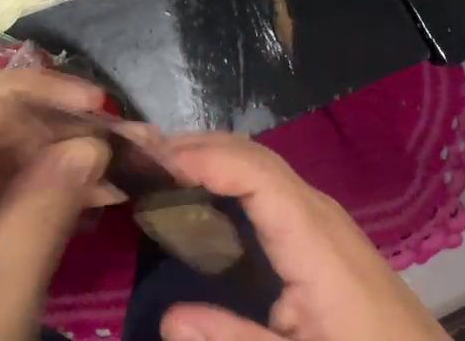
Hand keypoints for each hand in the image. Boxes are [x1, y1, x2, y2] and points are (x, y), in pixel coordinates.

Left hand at [0, 69, 112, 340]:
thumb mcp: (3, 289)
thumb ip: (45, 210)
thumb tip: (91, 145)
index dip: (43, 88)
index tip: (101, 108)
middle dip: (61, 119)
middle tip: (125, 143)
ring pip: (2, 134)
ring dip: (60, 147)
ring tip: (120, 171)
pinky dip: (42, 174)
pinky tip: (88, 194)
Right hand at [157, 134, 448, 340]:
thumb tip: (167, 318)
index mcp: (319, 244)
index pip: (256, 172)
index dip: (203, 157)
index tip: (150, 163)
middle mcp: (323, 216)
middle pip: (254, 156)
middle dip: (195, 146)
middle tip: (137, 159)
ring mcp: (327, 222)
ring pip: (261, 165)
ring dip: (209, 157)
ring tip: (158, 170)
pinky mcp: (325, 236)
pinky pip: (270, 186)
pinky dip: (227, 176)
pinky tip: (202, 196)